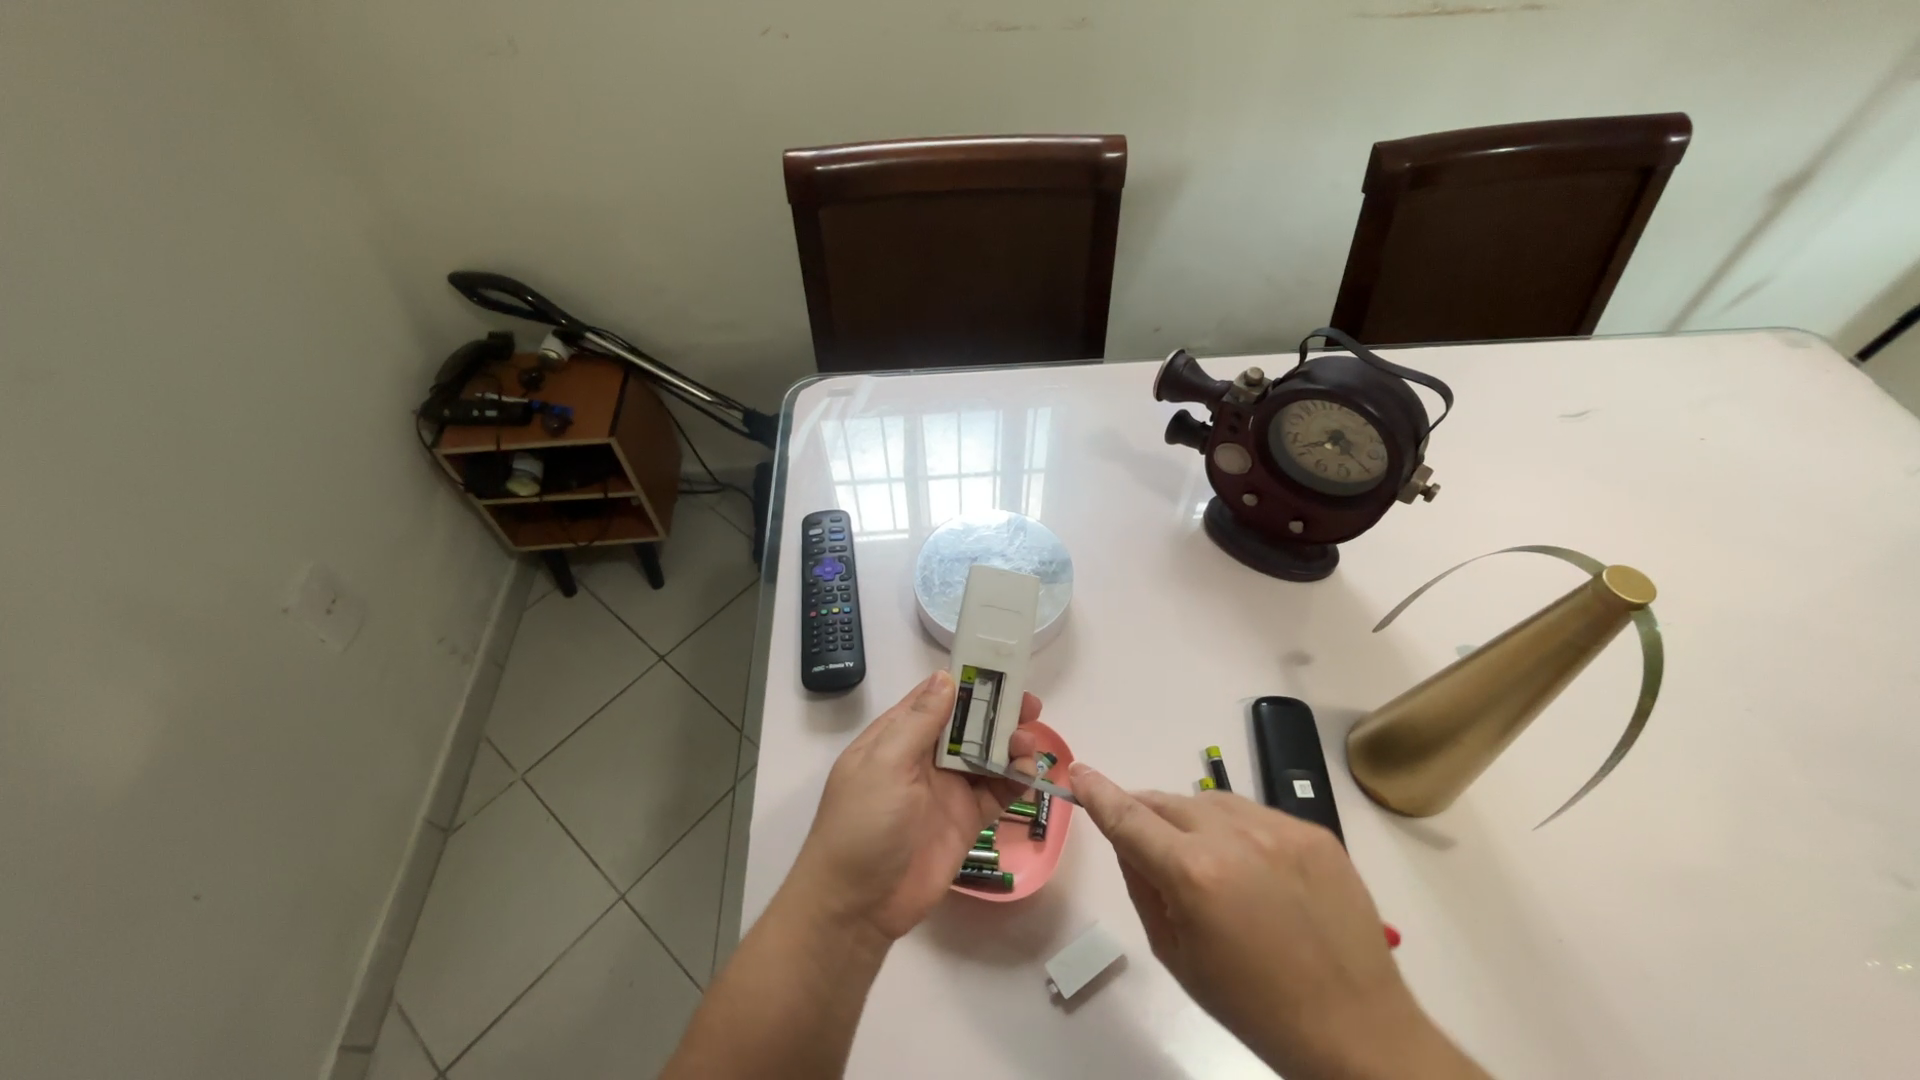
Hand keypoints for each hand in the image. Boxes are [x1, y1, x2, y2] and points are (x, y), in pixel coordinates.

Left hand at [784, 671, 1040, 941]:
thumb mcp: (884, 765)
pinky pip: (996, 792)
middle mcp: (923, 758)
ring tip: (1029, 743)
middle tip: (1031, 706)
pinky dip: (1015, 780)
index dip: (966, 682)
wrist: (859, 905)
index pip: (934, 698)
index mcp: (896, 737)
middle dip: (998, 712)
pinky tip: (1029, 774)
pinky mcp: (965, 820)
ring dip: (1010, 744)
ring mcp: (946, 790)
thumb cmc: (863, 825)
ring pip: (986, 755)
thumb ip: (919, 722)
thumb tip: (944, 677)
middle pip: (967, 724)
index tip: (1003, 668)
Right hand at [1070, 765, 1487, 1079]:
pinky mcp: (1314, 833)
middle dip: (1147, 816)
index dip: (1099, 793)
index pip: (1129, 817)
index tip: (1078, 771)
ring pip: (1212, 802)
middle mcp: (1233, 836)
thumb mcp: (1175, 953)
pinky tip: (1253, 871)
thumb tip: (1128, 841)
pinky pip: (1256, 814)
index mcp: (1192, 873)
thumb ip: (1143, 886)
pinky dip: (1239, 831)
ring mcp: (1280, 829)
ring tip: (1209, 867)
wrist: (1353, 1026)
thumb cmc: (1251, 1003)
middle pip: (1168, 803)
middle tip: (1148, 845)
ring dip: (1194, 822)